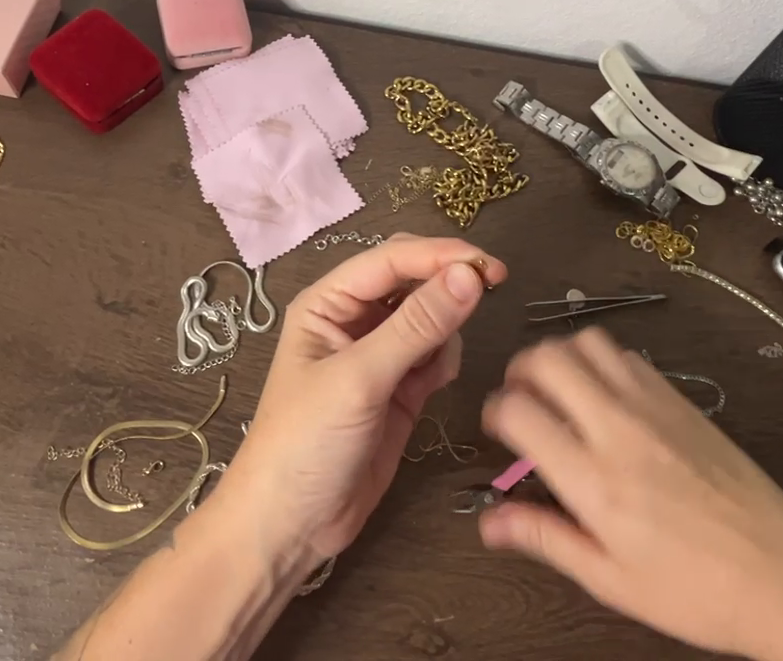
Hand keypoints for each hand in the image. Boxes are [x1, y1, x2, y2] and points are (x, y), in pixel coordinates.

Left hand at [205, 234, 507, 570]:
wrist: (290, 527)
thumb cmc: (307, 443)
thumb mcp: (360, 379)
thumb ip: (417, 325)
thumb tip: (470, 275)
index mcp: (329, 302)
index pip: (392, 259)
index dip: (441, 255)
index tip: (490, 265)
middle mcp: (353, 318)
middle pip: (412, 278)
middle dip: (448, 282)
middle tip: (491, 287)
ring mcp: (378, 353)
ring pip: (430, 315)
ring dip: (445, 328)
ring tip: (434, 366)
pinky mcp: (399, 387)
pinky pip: (434, 352)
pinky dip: (443, 359)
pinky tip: (432, 385)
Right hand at [479, 328, 782, 660]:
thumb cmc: (693, 590)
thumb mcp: (610, 579)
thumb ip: (544, 537)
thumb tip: (488, 522)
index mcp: (593, 479)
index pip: (518, 411)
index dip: (494, 411)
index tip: (497, 428)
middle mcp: (617, 427)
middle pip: (546, 358)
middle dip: (518, 369)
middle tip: (520, 398)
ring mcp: (652, 405)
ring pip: (587, 342)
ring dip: (560, 355)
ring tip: (558, 388)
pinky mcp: (679, 398)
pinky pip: (626, 355)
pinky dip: (600, 361)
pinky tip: (604, 394)